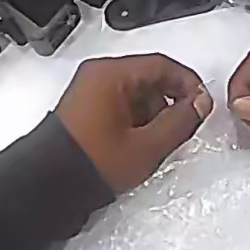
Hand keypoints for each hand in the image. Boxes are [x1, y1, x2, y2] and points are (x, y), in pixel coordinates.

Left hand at [56, 54, 212, 191]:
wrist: (48, 185)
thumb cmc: (90, 162)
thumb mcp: (146, 145)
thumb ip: (180, 121)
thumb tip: (199, 104)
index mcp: (110, 74)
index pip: (161, 65)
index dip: (188, 83)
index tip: (202, 103)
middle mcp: (97, 75)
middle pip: (148, 76)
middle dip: (170, 100)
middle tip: (185, 124)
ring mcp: (89, 90)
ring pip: (136, 91)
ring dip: (154, 112)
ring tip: (159, 140)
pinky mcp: (86, 107)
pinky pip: (121, 102)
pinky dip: (136, 118)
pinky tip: (141, 142)